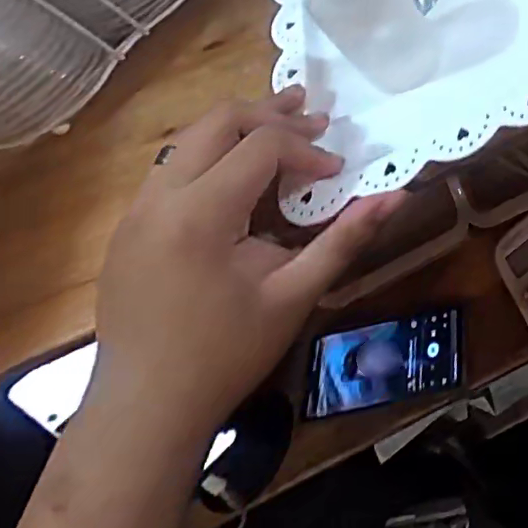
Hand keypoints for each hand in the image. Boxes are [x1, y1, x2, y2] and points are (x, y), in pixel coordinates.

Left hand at [90, 87, 403, 433]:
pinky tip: (244, 173)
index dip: (306, 149)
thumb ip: (346, 237)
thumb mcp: (297, 294)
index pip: (260, 146)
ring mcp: (135, 214)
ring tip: (285, 125)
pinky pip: (174, 167)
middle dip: (271, 114)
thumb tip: (398, 196)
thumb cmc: (226, 353)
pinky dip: (216, 153)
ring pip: (191, 139)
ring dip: (241, 127)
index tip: (336, 172)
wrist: (143, 413)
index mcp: (198, 217)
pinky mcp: (129, 228)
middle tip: (315, 117)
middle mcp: (158, 202)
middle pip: (218, 123)